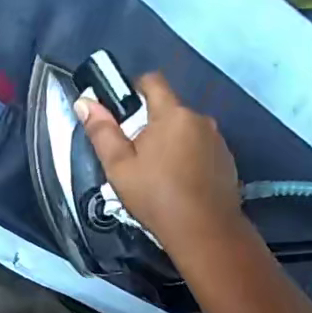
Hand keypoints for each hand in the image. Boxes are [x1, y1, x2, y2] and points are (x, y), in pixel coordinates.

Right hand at [75, 72, 245, 255]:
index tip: (121, 112)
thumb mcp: (119, 166)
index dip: (134, 89)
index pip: (153, 81)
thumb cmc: (155, 196)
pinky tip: (179, 183)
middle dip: (150, 124)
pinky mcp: (227, 160)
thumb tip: (84, 102)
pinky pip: (201, 148)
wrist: (204, 231)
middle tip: (134, 156)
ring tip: (157, 174)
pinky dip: (188, 158)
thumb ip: (102, 131)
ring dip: (171, 142)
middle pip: (169, 110)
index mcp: (172, 114)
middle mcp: (199, 119)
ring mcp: (217, 139)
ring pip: (186, 130)